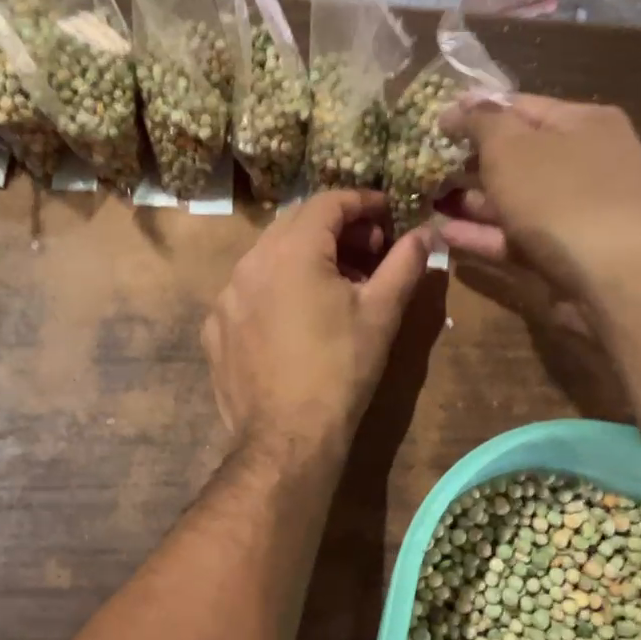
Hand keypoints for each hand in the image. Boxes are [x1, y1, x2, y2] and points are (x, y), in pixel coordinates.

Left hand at [202, 190, 430, 454]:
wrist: (286, 438)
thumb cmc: (341, 370)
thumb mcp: (382, 313)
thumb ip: (405, 264)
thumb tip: (426, 234)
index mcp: (291, 250)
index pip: (328, 201)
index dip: (364, 203)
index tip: (389, 216)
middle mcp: (250, 262)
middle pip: (296, 224)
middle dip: (336, 229)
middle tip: (370, 252)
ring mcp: (226, 296)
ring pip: (269, 258)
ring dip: (306, 259)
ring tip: (337, 287)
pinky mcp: (214, 328)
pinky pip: (249, 293)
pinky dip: (276, 291)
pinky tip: (297, 321)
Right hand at [439, 95, 640, 301]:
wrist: (613, 279)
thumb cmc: (560, 196)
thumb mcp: (510, 147)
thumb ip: (481, 122)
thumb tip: (461, 105)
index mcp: (584, 123)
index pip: (521, 106)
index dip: (476, 113)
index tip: (435, 125)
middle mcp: (587, 162)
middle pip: (519, 156)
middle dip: (471, 162)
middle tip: (426, 167)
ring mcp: (578, 212)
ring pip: (516, 200)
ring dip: (473, 202)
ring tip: (428, 202)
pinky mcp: (566, 254)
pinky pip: (518, 237)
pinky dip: (484, 236)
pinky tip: (445, 235)